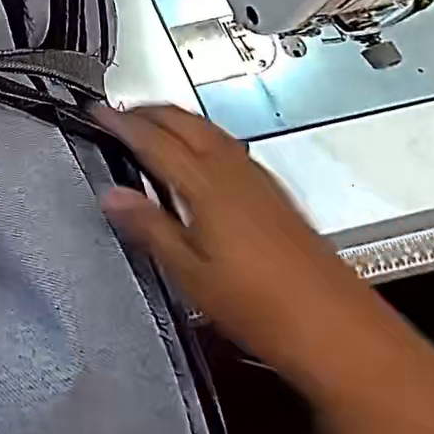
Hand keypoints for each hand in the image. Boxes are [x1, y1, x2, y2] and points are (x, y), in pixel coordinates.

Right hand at [94, 104, 364, 372]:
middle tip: (118, 114)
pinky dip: (197, 132)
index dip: (120, 122)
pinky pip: (224, 140)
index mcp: (205, 183)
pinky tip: (197, 151)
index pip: (152, 137)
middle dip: (145, 109)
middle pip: (181, 118)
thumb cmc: (265, 306)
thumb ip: (148, 226)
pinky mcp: (269, 186)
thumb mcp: (189, 272)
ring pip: (204, 125)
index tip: (98, 113)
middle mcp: (231, 167)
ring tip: (150, 124)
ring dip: (172, 117)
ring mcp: (254, 174)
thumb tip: (113, 196)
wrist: (334, 324)